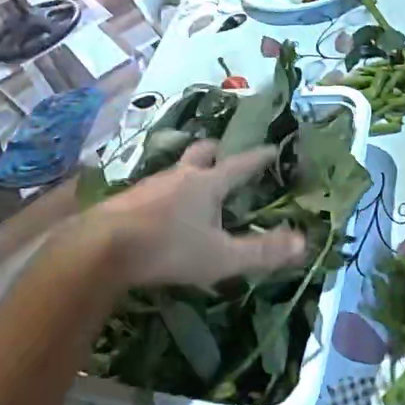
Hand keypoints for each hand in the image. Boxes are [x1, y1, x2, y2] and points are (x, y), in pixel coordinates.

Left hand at [89, 141, 306, 288]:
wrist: (100, 248)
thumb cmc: (168, 248)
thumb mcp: (221, 256)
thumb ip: (262, 251)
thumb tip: (304, 243)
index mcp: (208, 183)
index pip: (241, 164)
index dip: (259, 157)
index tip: (273, 148)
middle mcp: (180, 175)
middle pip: (201, 152)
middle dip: (216, 151)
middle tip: (223, 154)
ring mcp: (150, 184)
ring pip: (175, 168)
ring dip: (188, 170)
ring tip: (193, 182)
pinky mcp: (126, 199)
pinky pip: (153, 188)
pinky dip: (165, 191)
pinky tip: (160, 208)